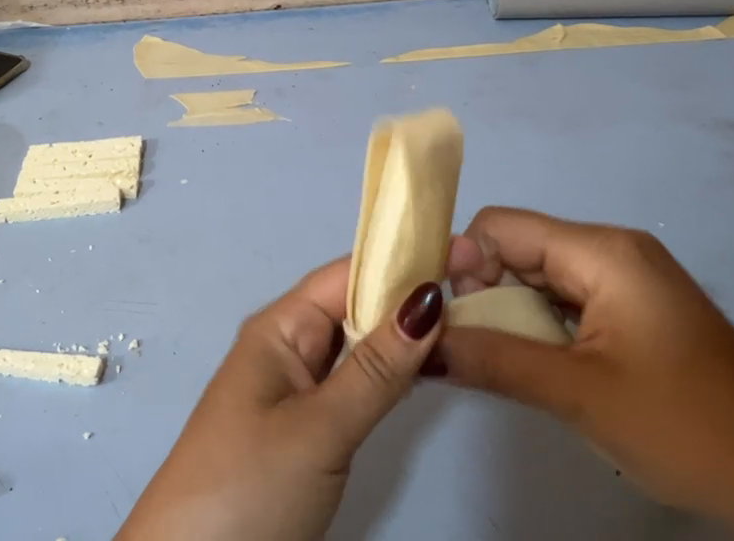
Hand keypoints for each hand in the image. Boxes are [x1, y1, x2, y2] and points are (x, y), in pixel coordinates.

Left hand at [116, 253, 454, 540]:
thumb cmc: (248, 485)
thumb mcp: (318, 428)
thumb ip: (376, 369)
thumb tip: (429, 296)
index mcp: (280, 327)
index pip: (348, 273)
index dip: (404, 258)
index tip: (470, 250)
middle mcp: (290, 345)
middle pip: (357, 303)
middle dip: (413, 291)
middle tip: (486, 283)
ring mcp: (300, 386)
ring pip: (360, 341)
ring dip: (407, 330)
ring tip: (474, 314)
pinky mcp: (310, 424)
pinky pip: (357, 378)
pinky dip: (394, 368)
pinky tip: (432, 366)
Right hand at [442, 208, 733, 539]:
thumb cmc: (686, 426)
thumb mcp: (577, 393)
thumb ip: (491, 359)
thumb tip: (417, 344)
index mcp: (603, 251)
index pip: (500, 227)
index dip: (461, 261)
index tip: (442, 314)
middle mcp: (614, 250)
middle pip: (518, 248)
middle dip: (481, 290)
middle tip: (464, 345)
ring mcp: (630, 281)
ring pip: (540, 277)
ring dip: (509, 313)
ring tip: (493, 360)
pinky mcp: (639, 312)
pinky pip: (568, 301)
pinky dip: (540, 326)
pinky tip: (534, 365)